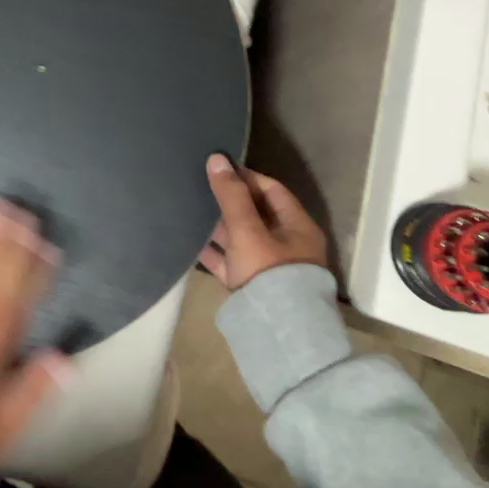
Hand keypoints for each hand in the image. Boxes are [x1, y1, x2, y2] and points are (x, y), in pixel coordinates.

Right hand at [199, 154, 326, 289]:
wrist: (275, 329)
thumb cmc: (267, 270)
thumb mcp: (246, 229)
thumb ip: (231, 194)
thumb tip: (217, 158)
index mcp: (297, 227)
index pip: (271, 190)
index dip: (246, 177)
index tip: (218, 169)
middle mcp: (287, 244)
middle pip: (255, 213)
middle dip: (229, 200)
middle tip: (200, 186)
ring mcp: (269, 267)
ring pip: (241, 237)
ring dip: (219, 225)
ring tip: (191, 209)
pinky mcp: (251, 285)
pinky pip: (230, 261)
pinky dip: (213, 251)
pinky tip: (192, 241)